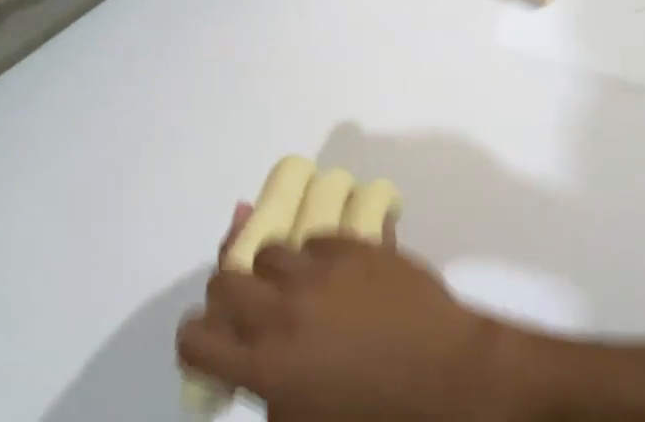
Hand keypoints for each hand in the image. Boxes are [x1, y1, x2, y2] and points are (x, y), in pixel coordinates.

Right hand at [178, 219, 513, 420]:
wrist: (449, 379)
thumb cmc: (376, 417)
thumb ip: (269, 395)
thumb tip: (250, 363)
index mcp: (265, 366)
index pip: (195, 337)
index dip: (196, 340)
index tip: (212, 343)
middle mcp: (283, 310)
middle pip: (223, 280)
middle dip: (230, 295)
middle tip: (254, 311)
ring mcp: (321, 272)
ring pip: (270, 249)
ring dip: (276, 271)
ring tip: (300, 289)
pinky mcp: (356, 248)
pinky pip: (316, 239)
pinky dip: (317, 256)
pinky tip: (337, 276)